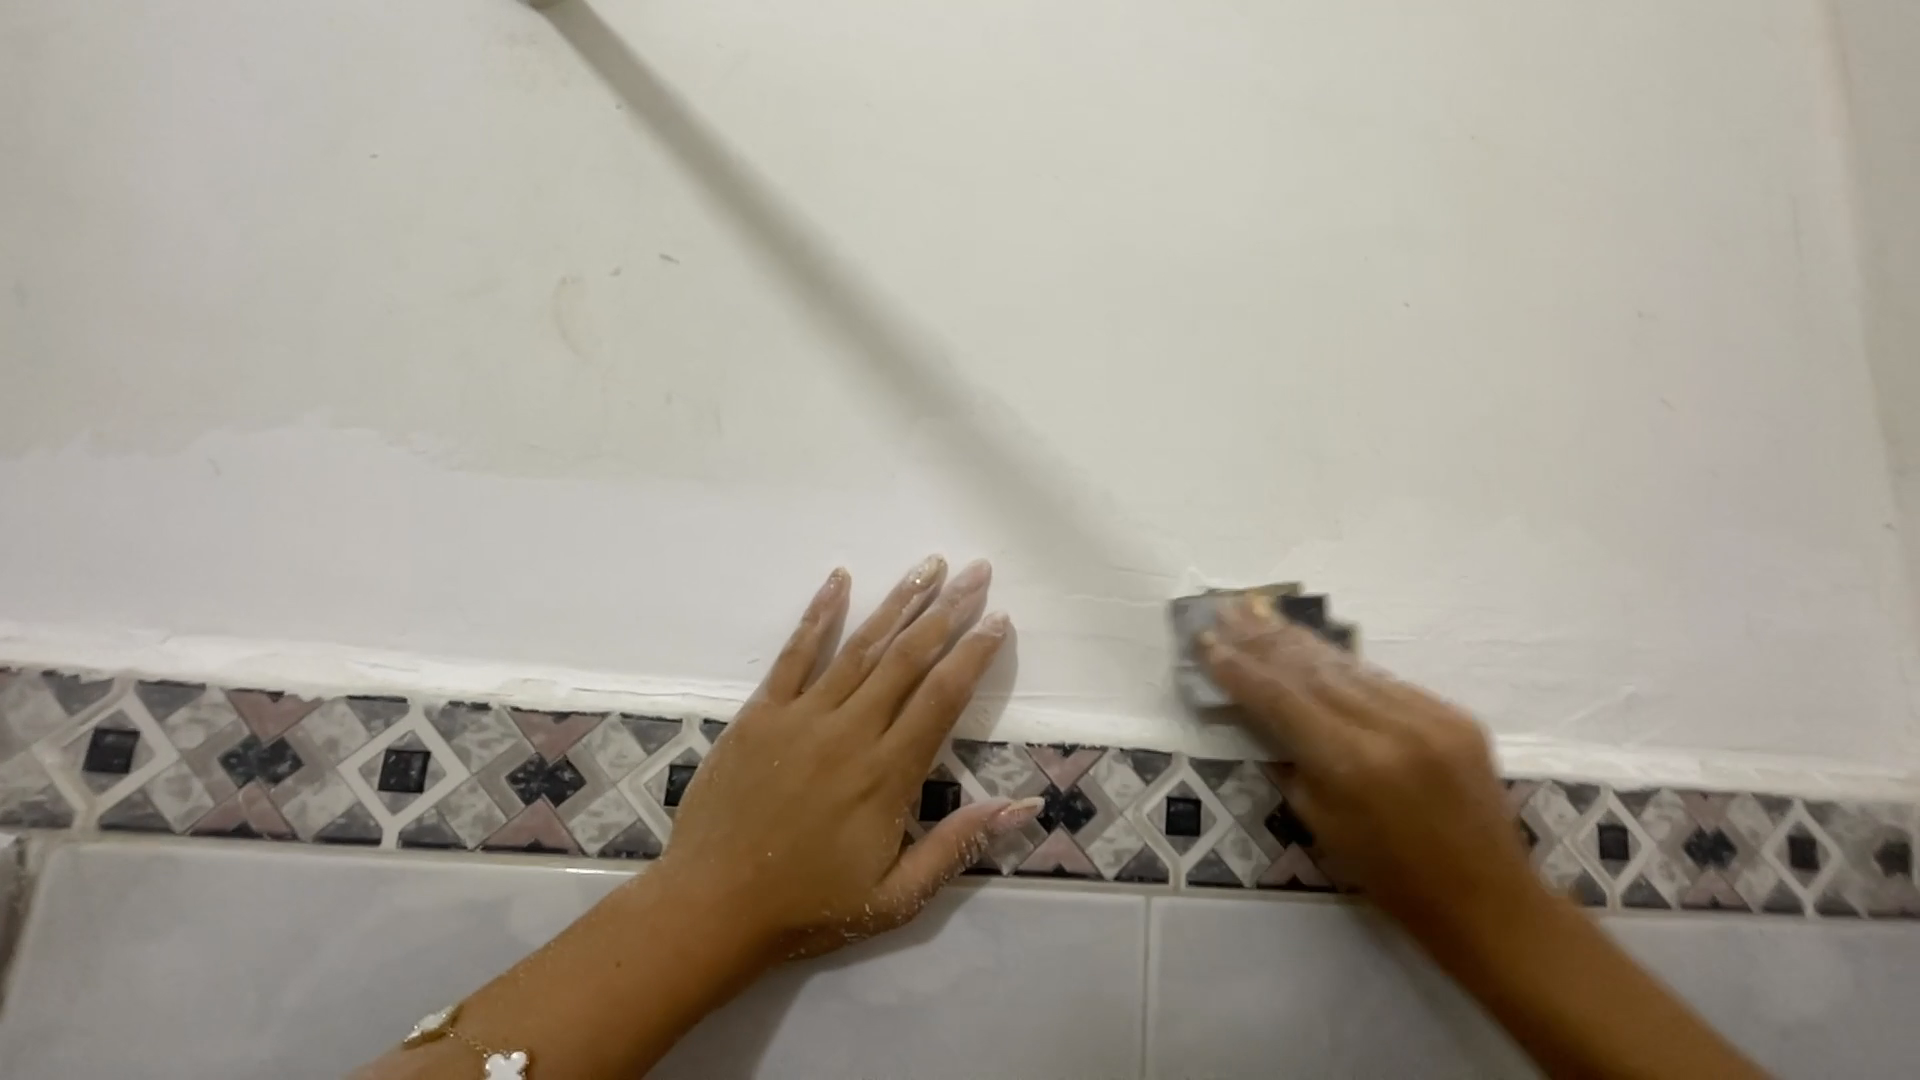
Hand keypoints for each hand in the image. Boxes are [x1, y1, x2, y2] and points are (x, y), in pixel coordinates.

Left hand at [655, 555, 1042, 962]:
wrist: (711, 907)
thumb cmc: (809, 906)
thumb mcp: (896, 898)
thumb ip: (958, 845)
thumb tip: (1023, 805)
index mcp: (887, 774)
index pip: (943, 696)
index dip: (975, 653)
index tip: (999, 618)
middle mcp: (850, 731)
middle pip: (909, 657)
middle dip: (948, 610)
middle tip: (976, 571)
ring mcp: (802, 716)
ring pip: (860, 646)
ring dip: (898, 602)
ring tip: (928, 566)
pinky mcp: (761, 713)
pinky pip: (794, 653)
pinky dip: (819, 614)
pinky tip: (839, 579)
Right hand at [1201, 596, 1542, 945]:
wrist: (1486, 900)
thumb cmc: (1388, 875)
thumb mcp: (1319, 822)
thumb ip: (1289, 758)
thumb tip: (1259, 713)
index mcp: (1350, 763)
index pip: (1279, 698)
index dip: (1238, 669)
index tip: (1205, 640)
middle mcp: (1390, 727)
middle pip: (1311, 669)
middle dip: (1262, 638)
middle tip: (1227, 609)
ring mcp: (1429, 715)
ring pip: (1347, 666)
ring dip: (1298, 639)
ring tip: (1261, 612)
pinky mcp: (1454, 714)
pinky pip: (1384, 680)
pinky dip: (1342, 665)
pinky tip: (1314, 648)